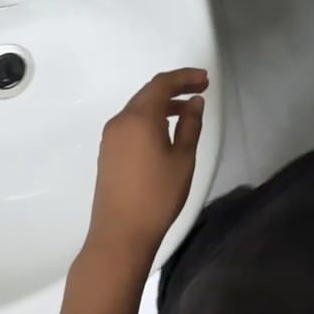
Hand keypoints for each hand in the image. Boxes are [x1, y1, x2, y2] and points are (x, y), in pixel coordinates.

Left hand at [86, 68, 207, 260]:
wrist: (120, 236)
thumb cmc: (157, 196)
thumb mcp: (183, 159)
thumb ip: (190, 125)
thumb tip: (194, 102)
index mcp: (138, 118)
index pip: (162, 84)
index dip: (184, 77)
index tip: (206, 78)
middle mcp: (120, 121)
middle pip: (148, 92)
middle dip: (175, 87)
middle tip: (201, 89)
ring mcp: (110, 138)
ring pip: (139, 108)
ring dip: (163, 103)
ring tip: (187, 109)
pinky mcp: (108, 153)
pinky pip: (131, 123)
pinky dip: (151, 117)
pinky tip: (166, 129)